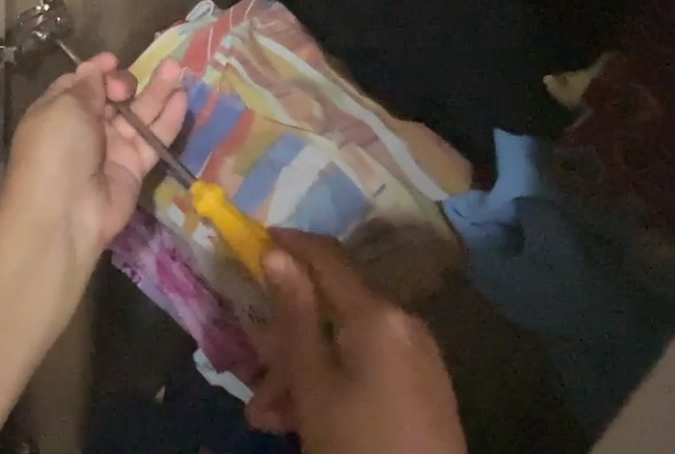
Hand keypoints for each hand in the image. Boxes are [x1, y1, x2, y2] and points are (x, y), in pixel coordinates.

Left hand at [2, 52, 188, 272]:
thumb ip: (86, 88)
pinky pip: (152, 139)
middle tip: (130, 83)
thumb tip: (93, 69)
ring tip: (176, 67)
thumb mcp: (65, 107)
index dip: (98, 71)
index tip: (113, 60)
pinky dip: (167, 119)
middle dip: (125, 82)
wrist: (64, 213)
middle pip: (111, 98)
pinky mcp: (134, 168)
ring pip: (137, 115)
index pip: (81, 85)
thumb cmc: (56, 149)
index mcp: (59, 111)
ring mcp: (111, 149)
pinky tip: (182, 97)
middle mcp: (85, 129)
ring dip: (156, 92)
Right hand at [246, 230, 465, 453]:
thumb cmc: (358, 447)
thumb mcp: (312, 385)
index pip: (327, 256)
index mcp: (378, 314)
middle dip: (286, 333)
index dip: (289, 243)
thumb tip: (277, 254)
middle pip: (332, 308)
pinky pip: (367, 368)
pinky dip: (333, 382)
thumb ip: (294, 314)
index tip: (252, 241)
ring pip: (344, 344)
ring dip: (302, 368)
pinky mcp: (423, 390)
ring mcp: (418, 359)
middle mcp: (403, 324)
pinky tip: (301, 420)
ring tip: (267, 415)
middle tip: (251, 366)